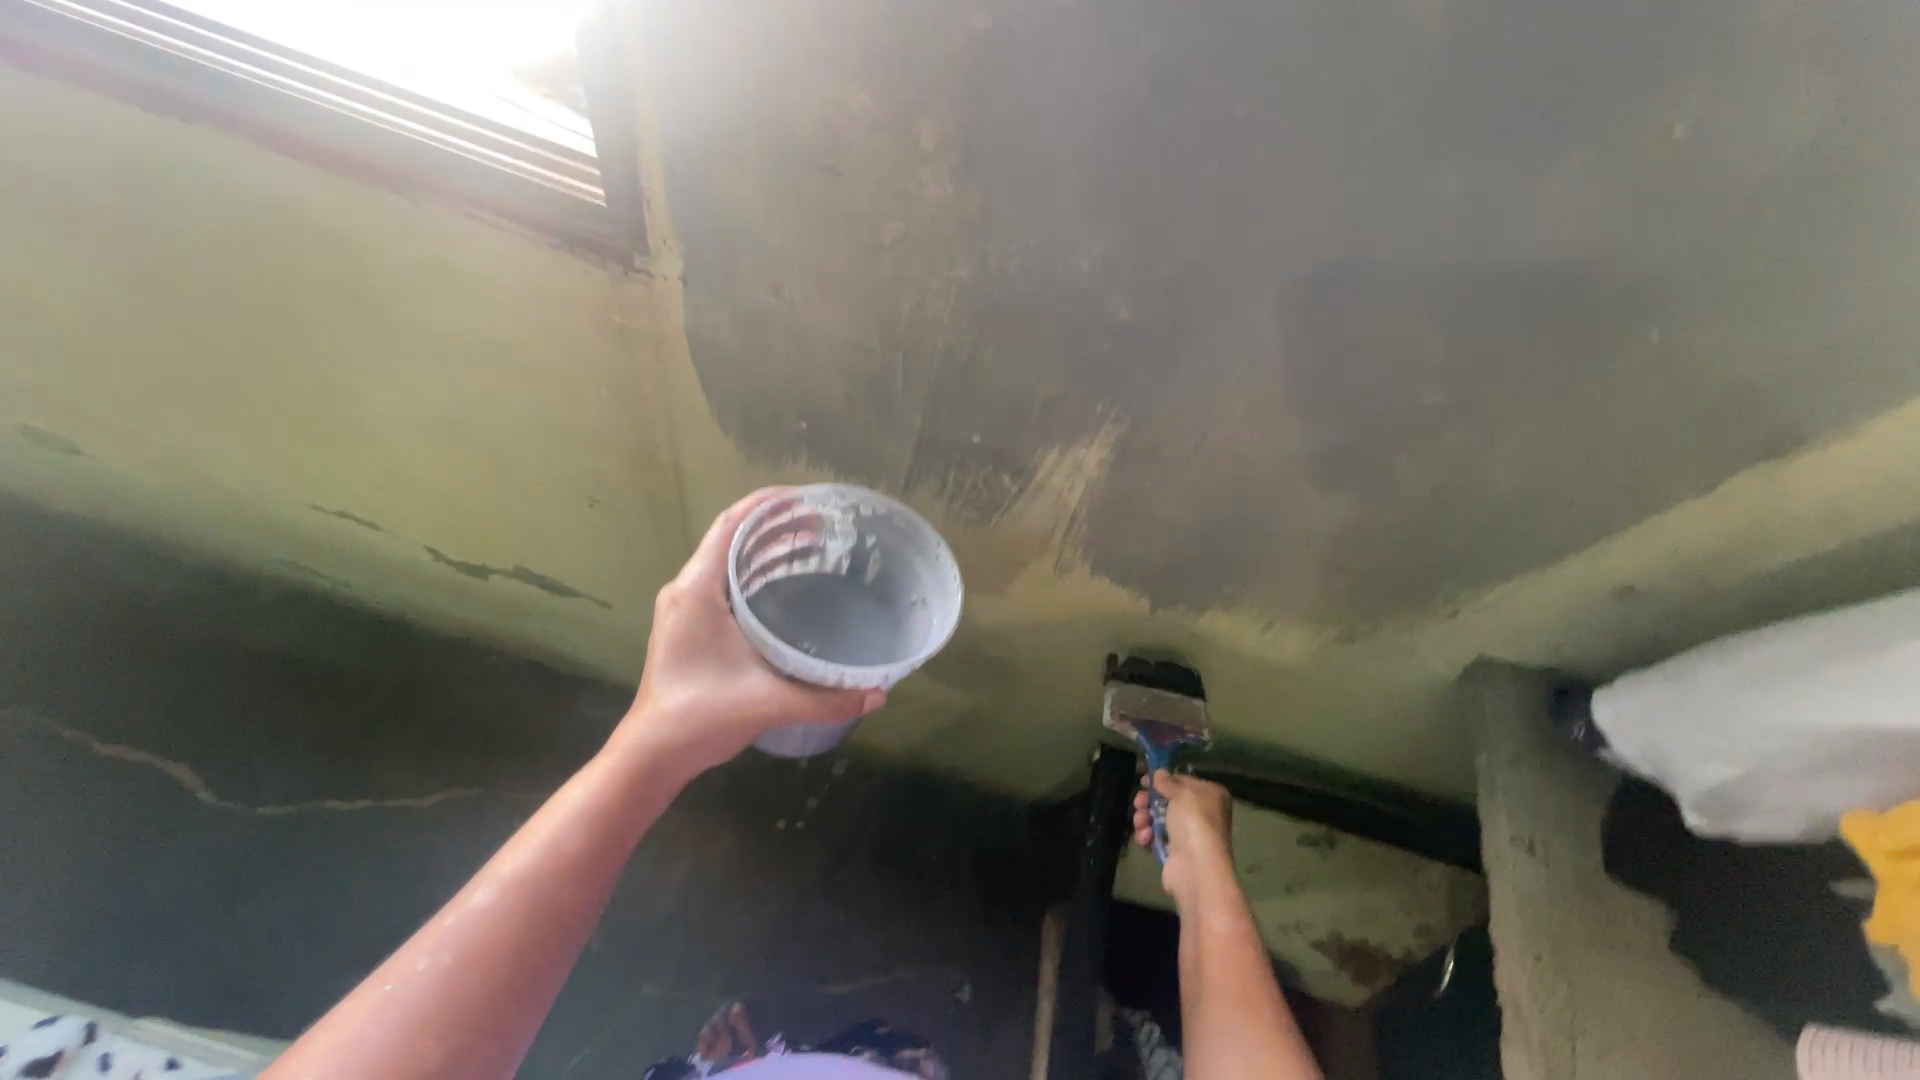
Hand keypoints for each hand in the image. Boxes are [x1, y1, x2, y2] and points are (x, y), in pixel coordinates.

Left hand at [617, 488, 886, 774]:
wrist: (653, 753)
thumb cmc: (701, 717)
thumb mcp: (769, 703)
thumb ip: (826, 699)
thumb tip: (878, 694)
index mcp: (697, 590)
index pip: (730, 525)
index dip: (767, 504)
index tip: (807, 498)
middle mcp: (686, 590)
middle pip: (731, 538)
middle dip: (775, 525)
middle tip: (822, 526)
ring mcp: (683, 608)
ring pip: (726, 560)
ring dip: (764, 549)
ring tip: (810, 547)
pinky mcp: (687, 625)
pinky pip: (723, 582)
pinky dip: (754, 574)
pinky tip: (784, 589)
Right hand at [1133, 770, 1235, 905]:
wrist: (1196, 868)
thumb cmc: (1194, 823)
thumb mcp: (1182, 794)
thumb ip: (1168, 781)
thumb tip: (1159, 773)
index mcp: (1211, 796)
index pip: (1184, 781)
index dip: (1163, 780)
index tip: (1144, 781)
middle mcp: (1203, 813)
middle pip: (1168, 800)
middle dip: (1149, 801)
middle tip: (1138, 803)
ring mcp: (1189, 834)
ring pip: (1159, 818)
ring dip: (1145, 819)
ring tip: (1141, 824)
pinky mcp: (1176, 851)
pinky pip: (1157, 836)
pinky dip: (1148, 836)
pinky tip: (1145, 839)